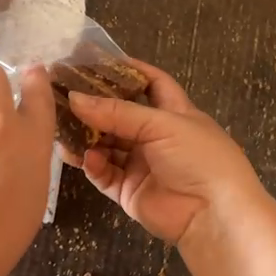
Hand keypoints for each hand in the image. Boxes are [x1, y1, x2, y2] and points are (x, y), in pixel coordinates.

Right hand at [63, 60, 266, 244]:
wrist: (213, 214)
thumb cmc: (198, 157)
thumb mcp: (161, 124)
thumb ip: (116, 112)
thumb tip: (74, 98)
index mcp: (175, 113)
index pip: (151, 84)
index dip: (128, 71)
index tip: (96, 61)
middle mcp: (157, 137)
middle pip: (120, 116)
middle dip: (94, 107)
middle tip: (62, 96)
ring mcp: (142, 165)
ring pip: (106, 146)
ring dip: (87, 138)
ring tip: (62, 129)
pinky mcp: (129, 191)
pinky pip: (105, 174)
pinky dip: (93, 165)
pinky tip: (85, 159)